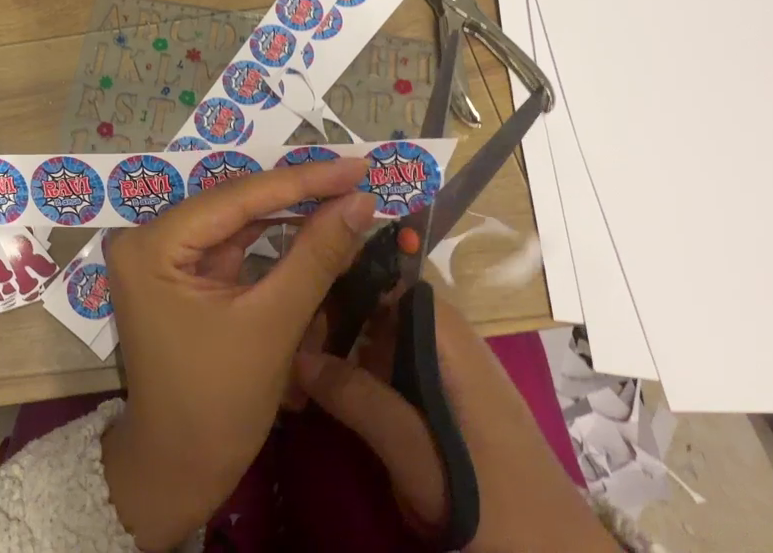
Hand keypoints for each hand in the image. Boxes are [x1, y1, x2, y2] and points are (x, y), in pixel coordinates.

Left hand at [100, 158, 375, 550]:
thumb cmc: (220, 401)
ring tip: (343, 190)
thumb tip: (360, 199)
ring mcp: (161, 256)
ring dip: (287, 211)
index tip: (359, 165)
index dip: (303, 180)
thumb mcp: (273, 323)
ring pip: (234, 221)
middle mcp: (148, 238)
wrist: (181, 465)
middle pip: (233, 203)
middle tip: (358, 174)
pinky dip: (271, 238)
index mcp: (151, 244)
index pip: (236, 198)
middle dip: (297, 191)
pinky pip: (230, 245)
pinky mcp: (179, 274)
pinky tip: (310, 221)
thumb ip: (315, 255)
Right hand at [295, 292, 617, 552]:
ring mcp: (439, 368)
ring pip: (373, 333)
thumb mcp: (420, 456)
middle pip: (372, 301)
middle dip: (325, 311)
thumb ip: (363, 402)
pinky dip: (350, 369)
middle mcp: (441, 339)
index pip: (384, 272)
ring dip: (333, 341)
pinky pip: (383, 364)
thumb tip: (297, 355)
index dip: (336, 269)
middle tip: (276, 334)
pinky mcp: (434, 397)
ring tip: (285, 358)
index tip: (288, 281)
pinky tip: (316, 388)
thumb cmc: (496, 502)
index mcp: (445, 335)